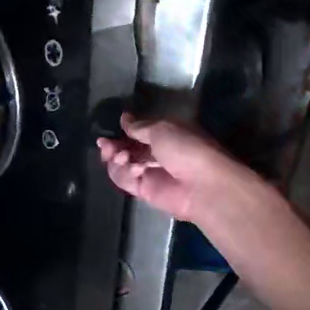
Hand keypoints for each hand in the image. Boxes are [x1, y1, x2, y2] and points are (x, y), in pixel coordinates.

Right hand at [97, 115, 269, 227]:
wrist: (203, 185)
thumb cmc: (186, 148)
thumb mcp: (162, 129)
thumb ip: (139, 126)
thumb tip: (124, 118)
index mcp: (167, 134)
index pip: (141, 131)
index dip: (125, 130)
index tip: (112, 128)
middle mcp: (158, 153)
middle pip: (129, 148)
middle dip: (115, 145)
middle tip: (106, 145)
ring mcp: (151, 173)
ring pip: (124, 165)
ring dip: (116, 158)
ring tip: (120, 156)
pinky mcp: (145, 191)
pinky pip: (125, 180)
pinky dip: (121, 172)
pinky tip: (126, 166)